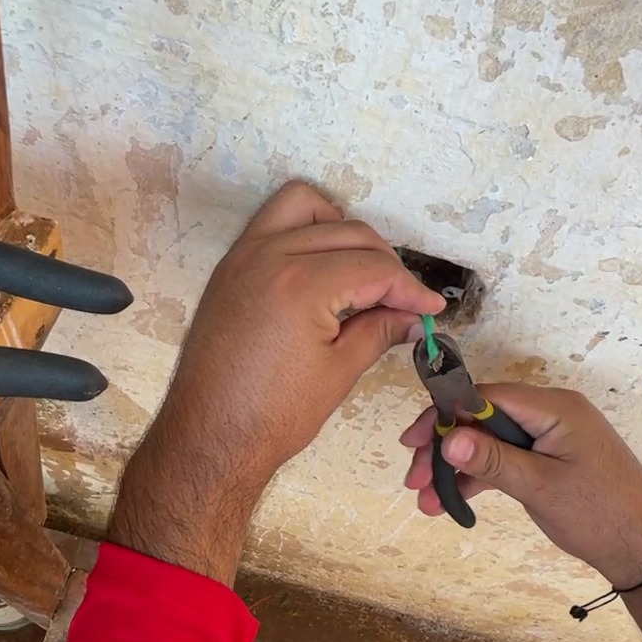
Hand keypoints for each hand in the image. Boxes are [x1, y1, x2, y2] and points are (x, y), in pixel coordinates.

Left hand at [109, 181, 444, 581]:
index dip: (411, 289)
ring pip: (304, 205)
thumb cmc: (273, 414)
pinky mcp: (230, 266)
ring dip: (340, 227)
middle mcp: (269, 255)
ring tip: (359, 270)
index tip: (430, 309)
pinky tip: (321, 268)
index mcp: (301, 283)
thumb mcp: (339, 371)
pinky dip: (303, 230)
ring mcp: (243, 255)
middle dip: (385, 263)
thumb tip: (412, 316)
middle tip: (402, 300)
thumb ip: (380, 330)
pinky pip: (272, 222)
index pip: (375, 268)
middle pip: (349, 232)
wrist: (210, 436)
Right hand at [400, 384, 641, 588]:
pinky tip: (453, 501)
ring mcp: (549, 437)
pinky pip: (505, 459)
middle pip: (482, 419)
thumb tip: (447, 437)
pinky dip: (480, 478)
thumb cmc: (600, 514)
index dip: (444, 415)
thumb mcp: (540, 487)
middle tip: (414, 479)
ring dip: (457, 468)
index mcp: (553, 408)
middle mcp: (549, 413)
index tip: (413, 441)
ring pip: (489, 442)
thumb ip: (492, 460)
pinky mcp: (548, 459)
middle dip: (444, 448)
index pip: (485, 397)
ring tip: (427, 501)